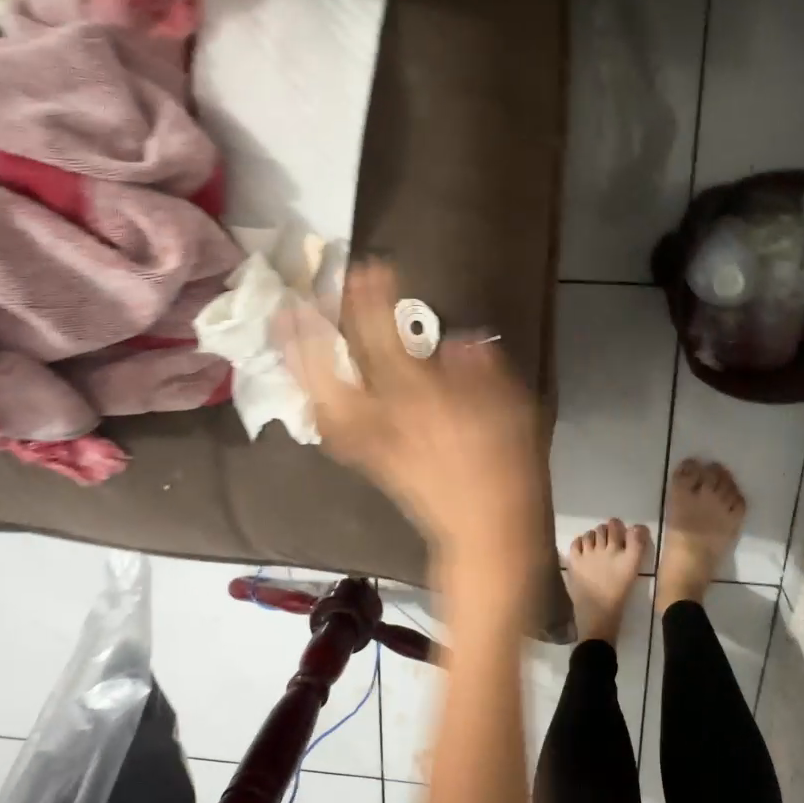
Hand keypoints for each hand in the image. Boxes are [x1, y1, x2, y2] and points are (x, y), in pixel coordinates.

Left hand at [283, 262, 546, 567]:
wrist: (488, 535)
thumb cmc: (509, 470)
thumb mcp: (513, 410)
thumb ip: (482, 372)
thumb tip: (459, 341)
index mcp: (420, 397)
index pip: (383, 338)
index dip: (371, 300)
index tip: (367, 267)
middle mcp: (385, 417)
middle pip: (332, 371)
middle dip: (311, 334)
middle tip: (298, 300)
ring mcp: (374, 443)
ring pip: (323, 399)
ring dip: (301, 366)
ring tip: (290, 335)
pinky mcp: (374, 463)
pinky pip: (336, 431)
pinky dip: (319, 404)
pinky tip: (314, 389)